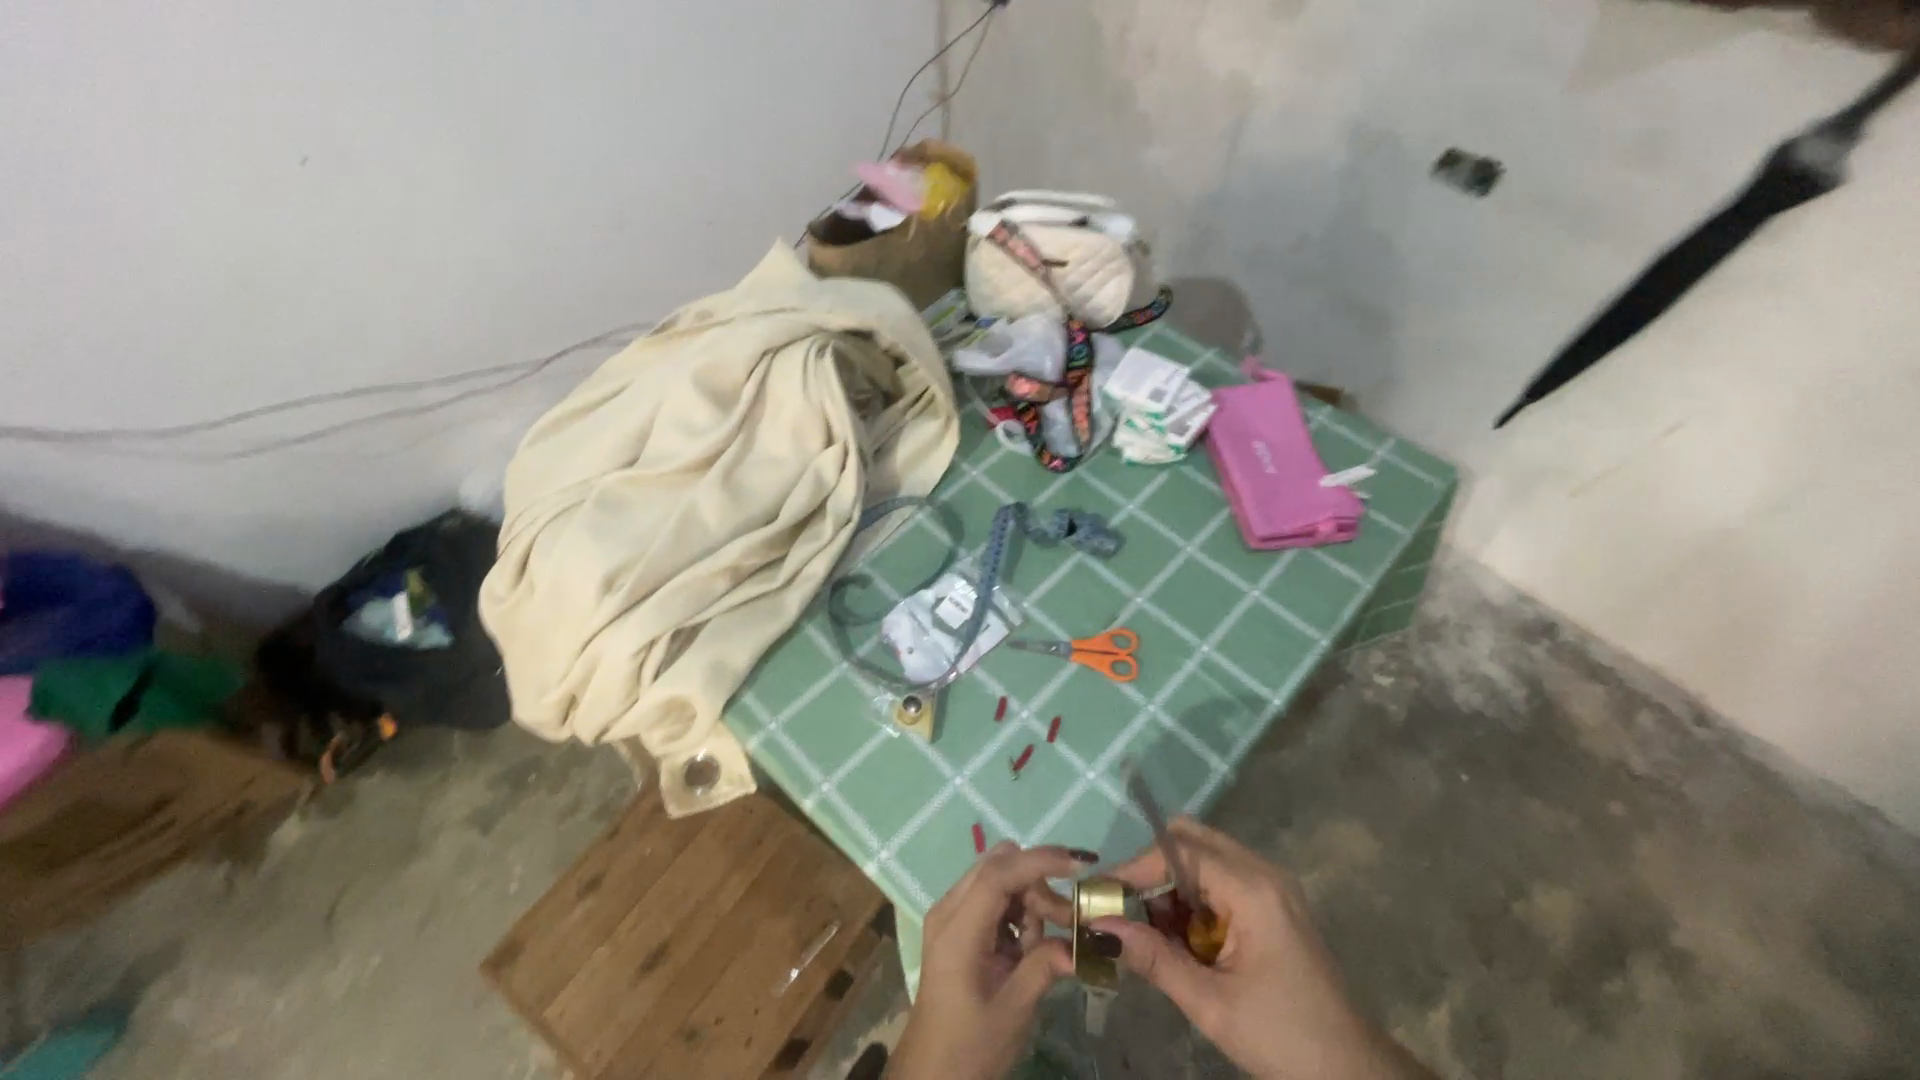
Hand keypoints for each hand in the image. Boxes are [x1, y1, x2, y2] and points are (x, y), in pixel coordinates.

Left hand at [888, 842, 1093, 1079]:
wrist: (931, 1074)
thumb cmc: (968, 1047)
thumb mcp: (1013, 1010)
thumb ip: (1045, 966)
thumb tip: (1081, 942)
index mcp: (957, 930)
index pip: (998, 874)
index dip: (1039, 861)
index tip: (1079, 865)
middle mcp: (949, 911)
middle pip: (998, 867)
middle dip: (1038, 883)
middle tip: (1066, 921)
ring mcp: (950, 917)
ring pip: (997, 879)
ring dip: (1029, 899)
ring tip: (1044, 945)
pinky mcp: (957, 928)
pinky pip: (992, 899)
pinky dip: (1017, 912)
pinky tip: (1026, 948)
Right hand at [1093, 819, 1434, 1079]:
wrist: (1351, 1071)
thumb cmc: (1282, 1037)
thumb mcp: (1210, 1004)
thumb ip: (1153, 959)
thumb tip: (1098, 927)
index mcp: (1253, 890)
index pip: (1180, 850)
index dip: (1136, 867)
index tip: (1102, 894)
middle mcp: (1264, 873)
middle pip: (1192, 839)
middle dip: (1151, 868)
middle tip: (1125, 907)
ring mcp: (1272, 887)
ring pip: (1204, 858)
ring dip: (1171, 884)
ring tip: (1151, 932)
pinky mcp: (1273, 905)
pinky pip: (1221, 879)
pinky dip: (1192, 898)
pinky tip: (1182, 939)